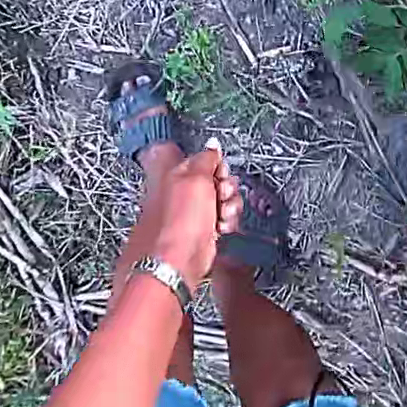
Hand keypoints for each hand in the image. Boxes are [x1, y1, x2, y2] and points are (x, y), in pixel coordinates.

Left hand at [129, 142, 241, 286]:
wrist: (177, 262)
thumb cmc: (179, 222)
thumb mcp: (196, 178)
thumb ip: (207, 159)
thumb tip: (213, 144)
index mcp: (177, 175)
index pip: (205, 161)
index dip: (218, 167)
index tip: (220, 174)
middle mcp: (183, 194)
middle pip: (217, 182)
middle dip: (226, 188)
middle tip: (222, 195)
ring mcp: (192, 215)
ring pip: (223, 202)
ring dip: (229, 207)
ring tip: (222, 215)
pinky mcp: (202, 233)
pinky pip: (223, 221)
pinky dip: (226, 224)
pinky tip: (221, 228)